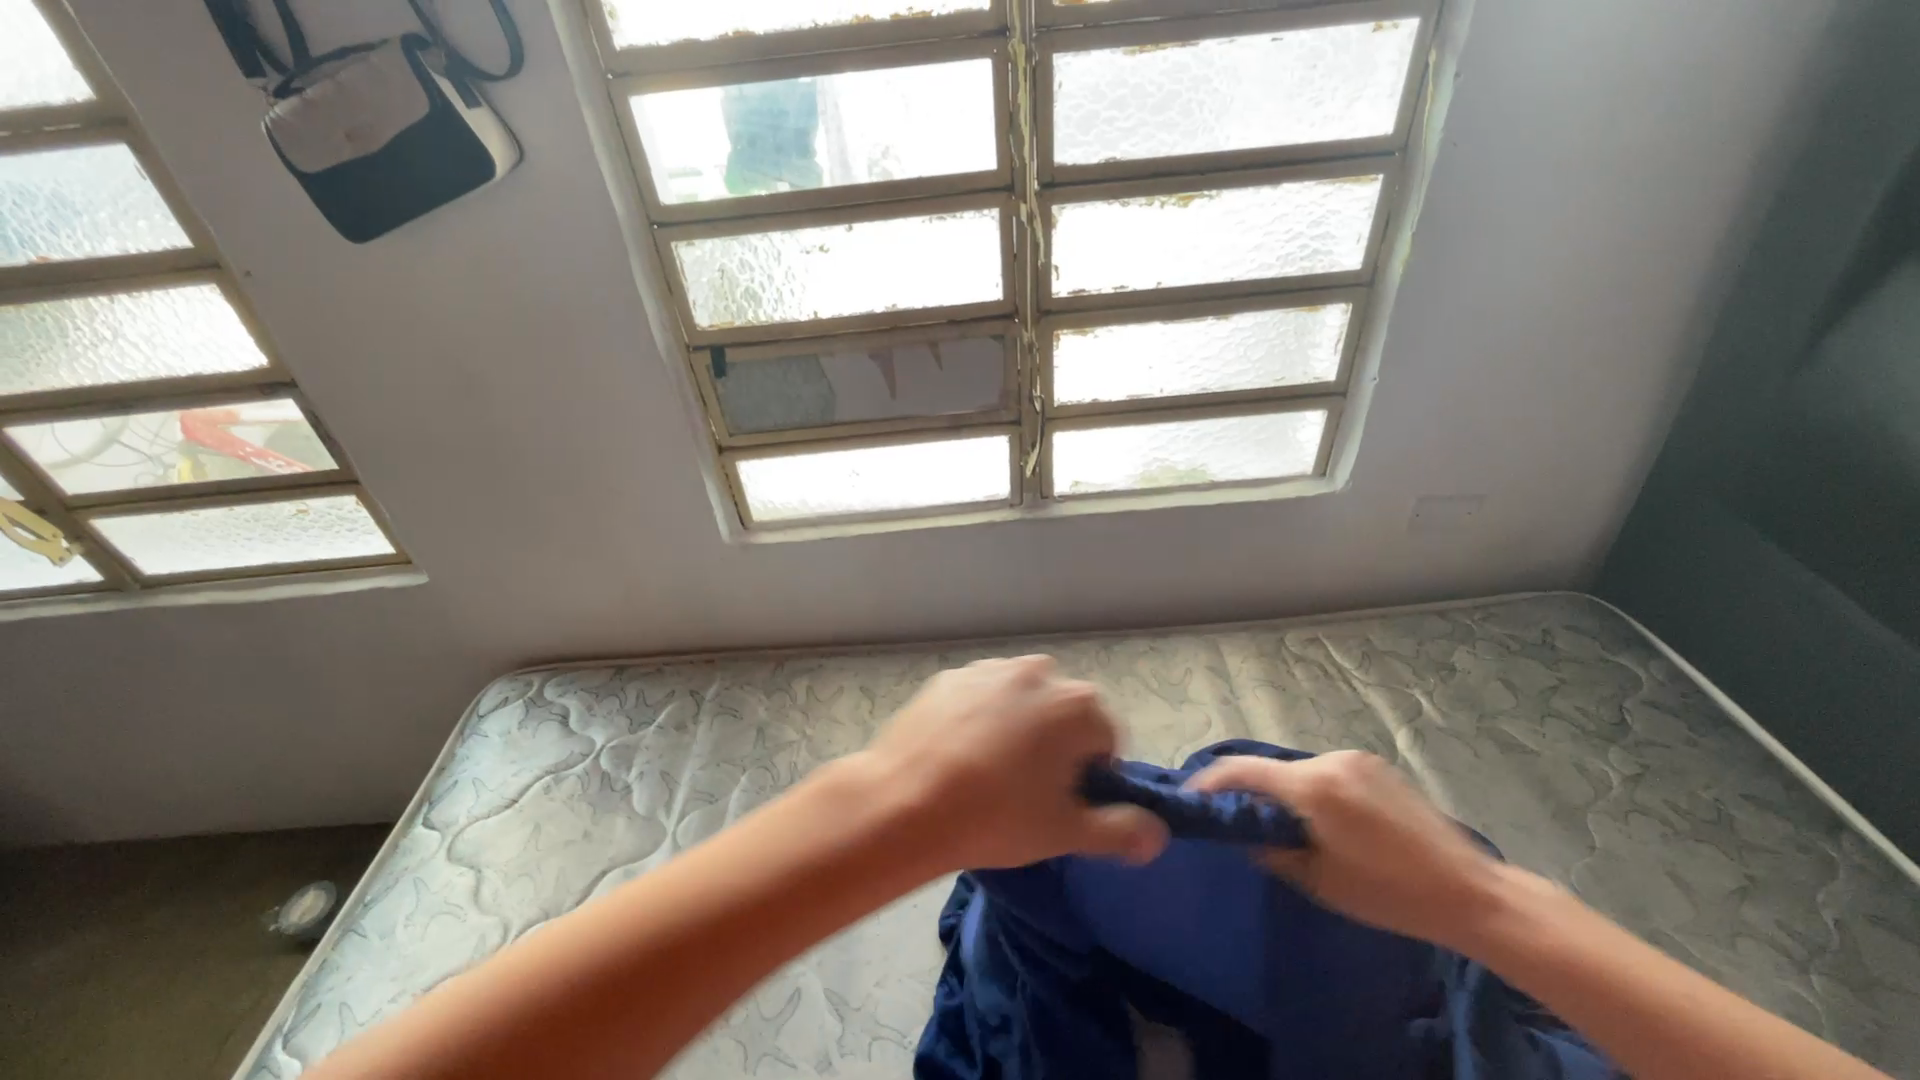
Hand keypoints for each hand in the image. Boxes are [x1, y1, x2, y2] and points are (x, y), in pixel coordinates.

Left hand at [859, 656, 1167, 870]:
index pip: (1106, 741)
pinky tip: (959, 753)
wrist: (905, 803)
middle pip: (1064, 714)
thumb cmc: (996, 818)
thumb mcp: (1066, 832)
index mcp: (1078, 706)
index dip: (1091, 777)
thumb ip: (1121, 830)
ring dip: (1019, 727)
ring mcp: (990, 670)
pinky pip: (980, 697)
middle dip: (1057, 746)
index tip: (1062, 803)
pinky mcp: (949, 677)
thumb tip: (1158, 835)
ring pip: (1022, 702)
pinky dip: (979, 717)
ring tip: (989, 772)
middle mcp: (1039, 673)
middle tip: (1026, 791)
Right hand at [1187, 751, 1505, 948]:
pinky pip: (1327, 774)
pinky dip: (1310, 791)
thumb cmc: (1389, 893)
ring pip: (1299, 771)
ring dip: (1282, 792)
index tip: (1190, 798)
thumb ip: (1270, 848)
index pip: (1243, 770)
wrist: (1470, 892)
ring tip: (1278, 826)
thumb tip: (1242, 832)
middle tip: (1234, 821)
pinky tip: (1318, 821)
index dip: (1210, 781)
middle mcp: (1333, 760)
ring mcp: (1359, 761)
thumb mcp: (1317, 879)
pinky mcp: (1378, 768)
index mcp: (1315, 786)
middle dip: (1248, 791)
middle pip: (1272, 769)